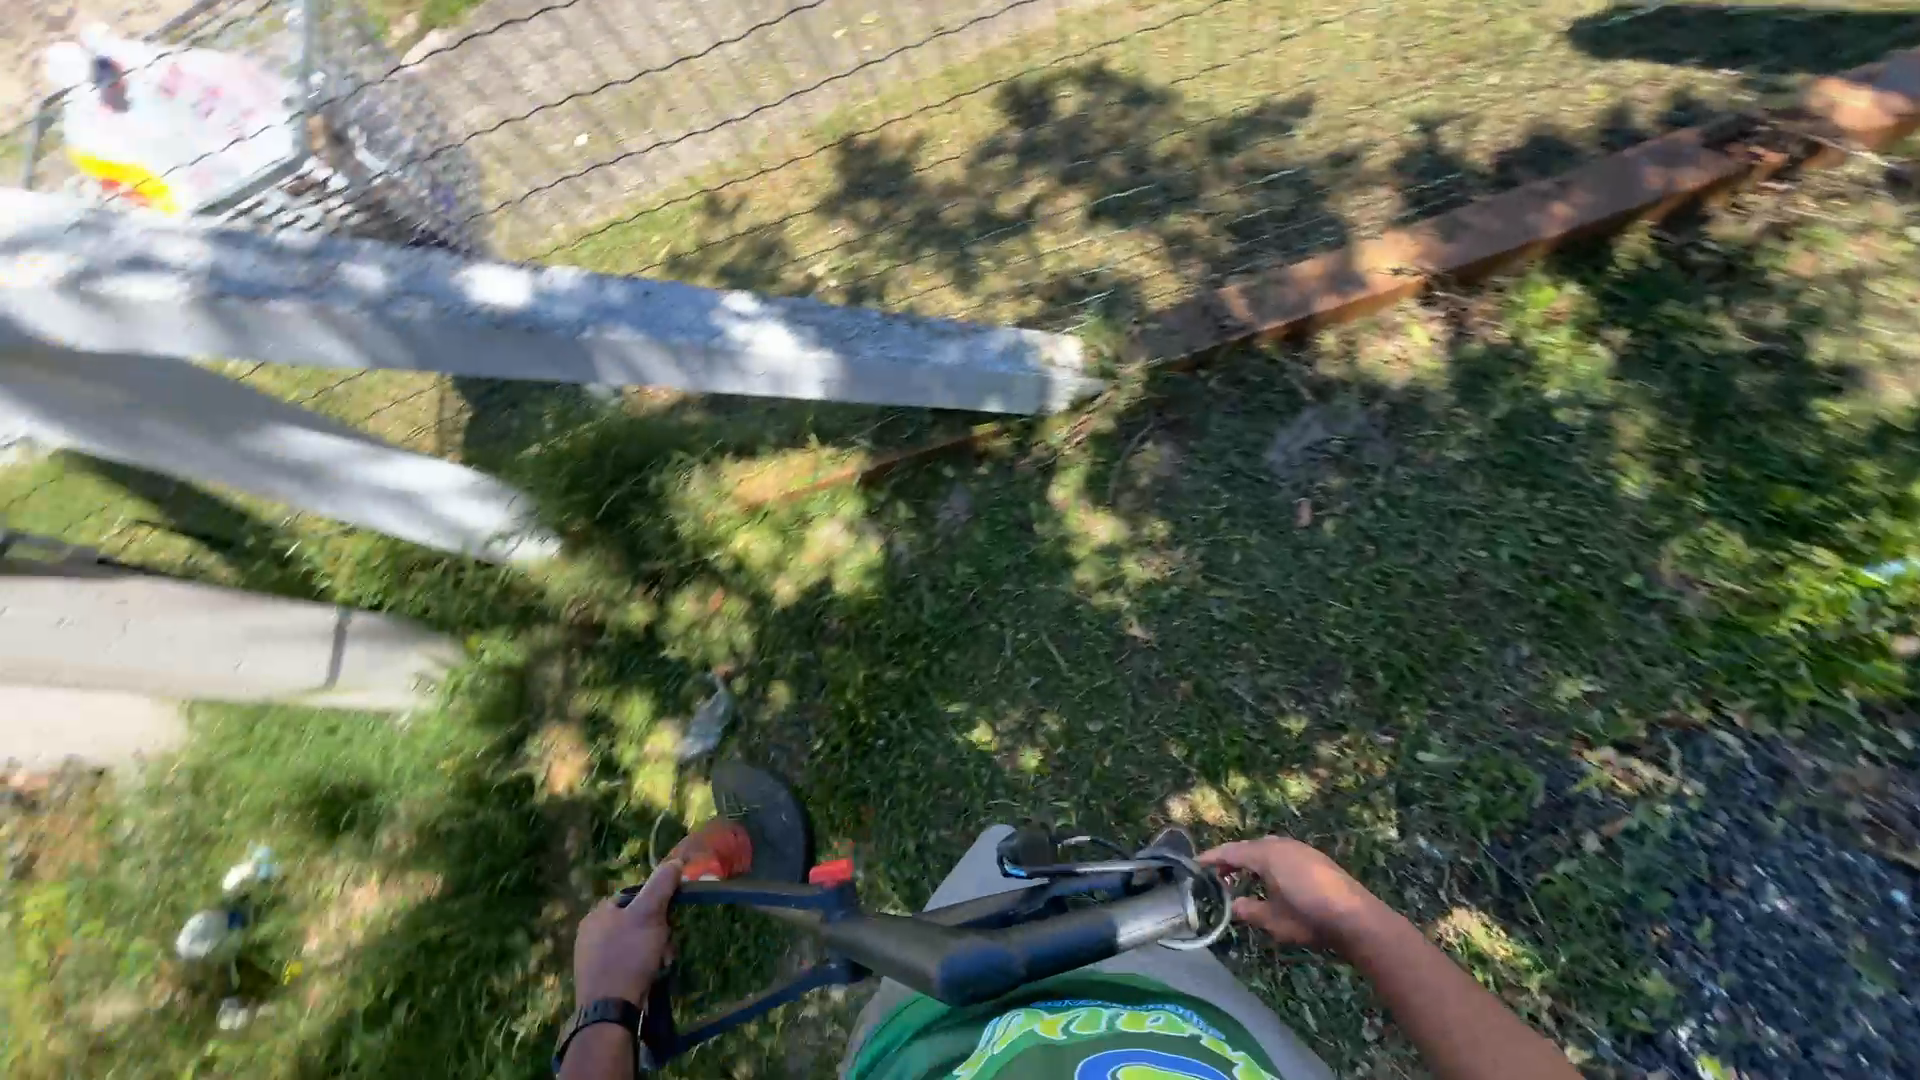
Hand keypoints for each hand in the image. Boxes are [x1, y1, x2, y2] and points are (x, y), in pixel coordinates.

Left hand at [573, 859, 679, 1007]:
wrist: (610, 1011)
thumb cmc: (628, 955)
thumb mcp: (649, 913)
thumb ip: (661, 884)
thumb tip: (675, 862)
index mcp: (597, 915)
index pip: (634, 895)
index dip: (657, 902)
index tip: (670, 915)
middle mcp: (592, 934)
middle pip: (639, 919)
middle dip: (659, 930)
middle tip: (667, 942)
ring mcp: (595, 960)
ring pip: (638, 942)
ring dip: (657, 948)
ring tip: (662, 961)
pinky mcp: (603, 980)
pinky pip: (631, 962)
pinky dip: (646, 965)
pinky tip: (654, 973)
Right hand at [1198, 837, 1390, 952]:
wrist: (1357, 919)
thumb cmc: (1309, 917)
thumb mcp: (1273, 920)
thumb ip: (1248, 911)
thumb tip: (1231, 907)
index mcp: (1264, 854)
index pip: (1229, 852)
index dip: (1211, 858)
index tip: (1195, 864)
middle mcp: (1279, 844)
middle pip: (1246, 848)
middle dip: (1229, 860)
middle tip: (1216, 876)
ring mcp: (1299, 849)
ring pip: (1264, 849)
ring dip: (1249, 861)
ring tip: (1240, 879)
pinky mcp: (1314, 858)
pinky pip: (1280, 854)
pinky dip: (1267, 863)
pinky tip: (1270, 880)